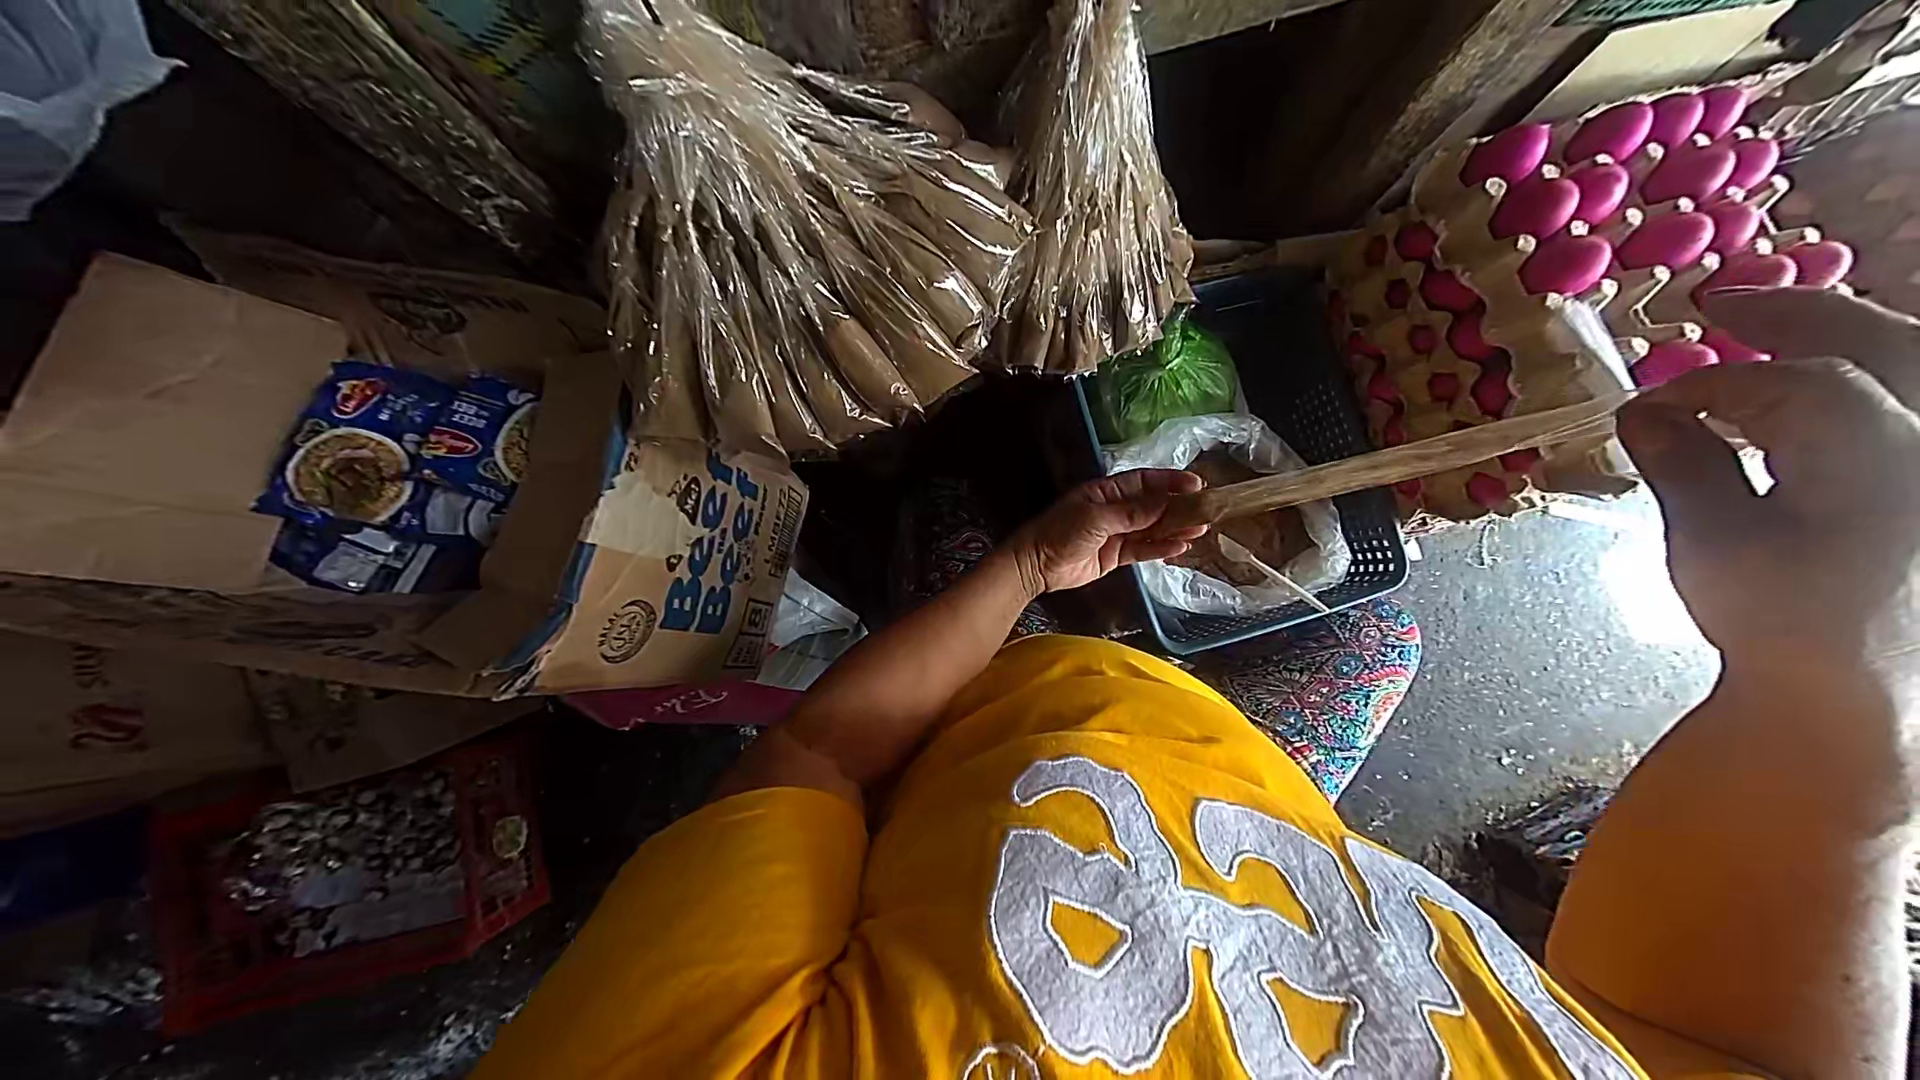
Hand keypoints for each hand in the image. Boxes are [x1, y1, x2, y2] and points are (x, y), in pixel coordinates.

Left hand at [1005, 469, 1209, 594]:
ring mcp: (1115, 534)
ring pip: (1151, 529)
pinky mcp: (1114, 556)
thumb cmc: (1060, 532)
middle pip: (1152, 506)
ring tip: (1200, 530)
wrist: (1036, 565)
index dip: (1169, 481)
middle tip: (1206, 510)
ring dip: (1174, 529)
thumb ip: (1132, 513)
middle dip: (1178, 508)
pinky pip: (1142, 550)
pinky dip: (1160, 549)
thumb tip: (1166, 503)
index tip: (1196, 484)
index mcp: (1105, 492)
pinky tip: (1180, 548)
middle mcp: (1113, 510)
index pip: (1143, 481)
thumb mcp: (1096, 518)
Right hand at [1616, 287, 1919, 676]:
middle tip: (1722, 305)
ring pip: (1909, 372)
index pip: (1791, 384)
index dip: (1710, 383)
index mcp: (1883, 461)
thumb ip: (1688, 468)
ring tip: (1769, 338)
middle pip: (1886, 347)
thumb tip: (1643, 412)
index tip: (1646, 403)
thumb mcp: (1715, 547)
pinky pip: (1900, 411)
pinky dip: (1861, 386)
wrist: (1872, 691)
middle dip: (1800, 319)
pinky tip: (1810, 394)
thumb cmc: (1786, 623)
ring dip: (1841, 343)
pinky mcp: (1915, 476)